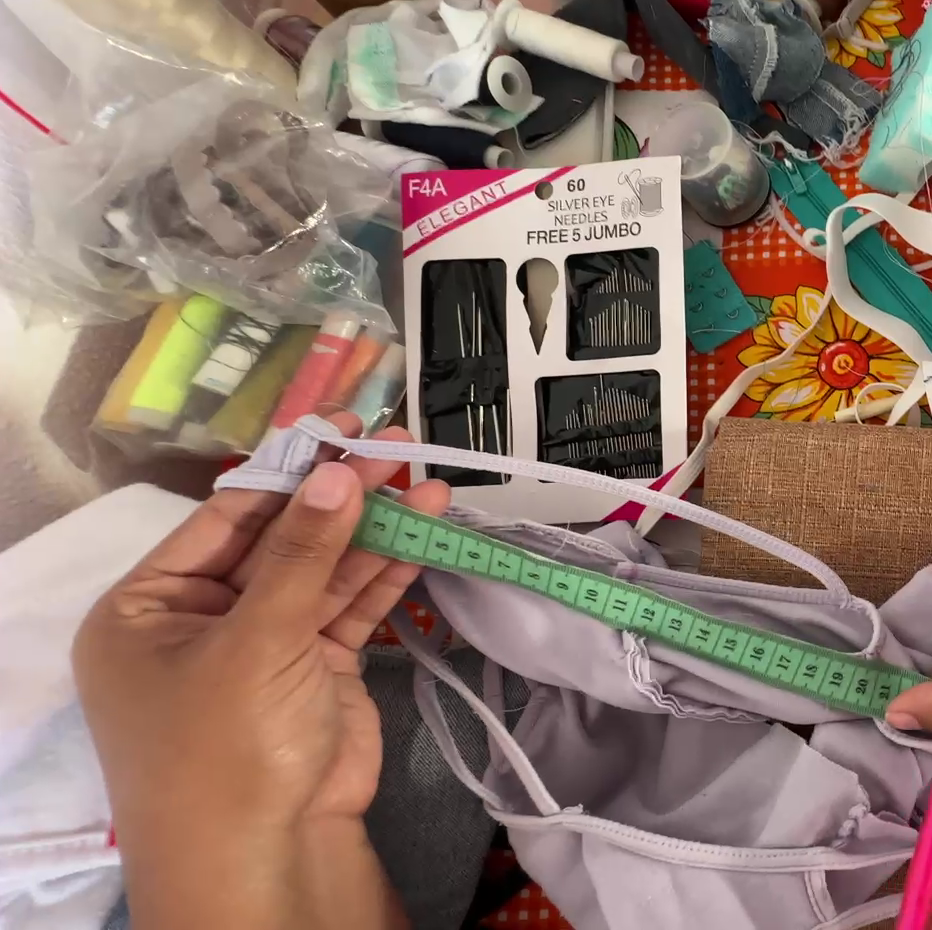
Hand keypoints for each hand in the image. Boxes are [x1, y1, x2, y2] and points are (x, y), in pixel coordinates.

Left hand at [72, 412, 448, 929]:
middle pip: (290, 538)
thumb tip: (339, 475)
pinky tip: (427, 532)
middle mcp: (210, 615)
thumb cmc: (225, 744)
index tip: (346, 434)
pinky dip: (392, 567)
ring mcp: (272, 637)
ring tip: (431, 486)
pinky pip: (358, 599)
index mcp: (154, 608)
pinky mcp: (324, 657)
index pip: (229, 519)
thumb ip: (304, 553)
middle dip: (347, 497)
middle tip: (401, 449)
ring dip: (381, 529)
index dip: (292, 473)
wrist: (272, 843)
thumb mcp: (255, 640)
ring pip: (333, 566)